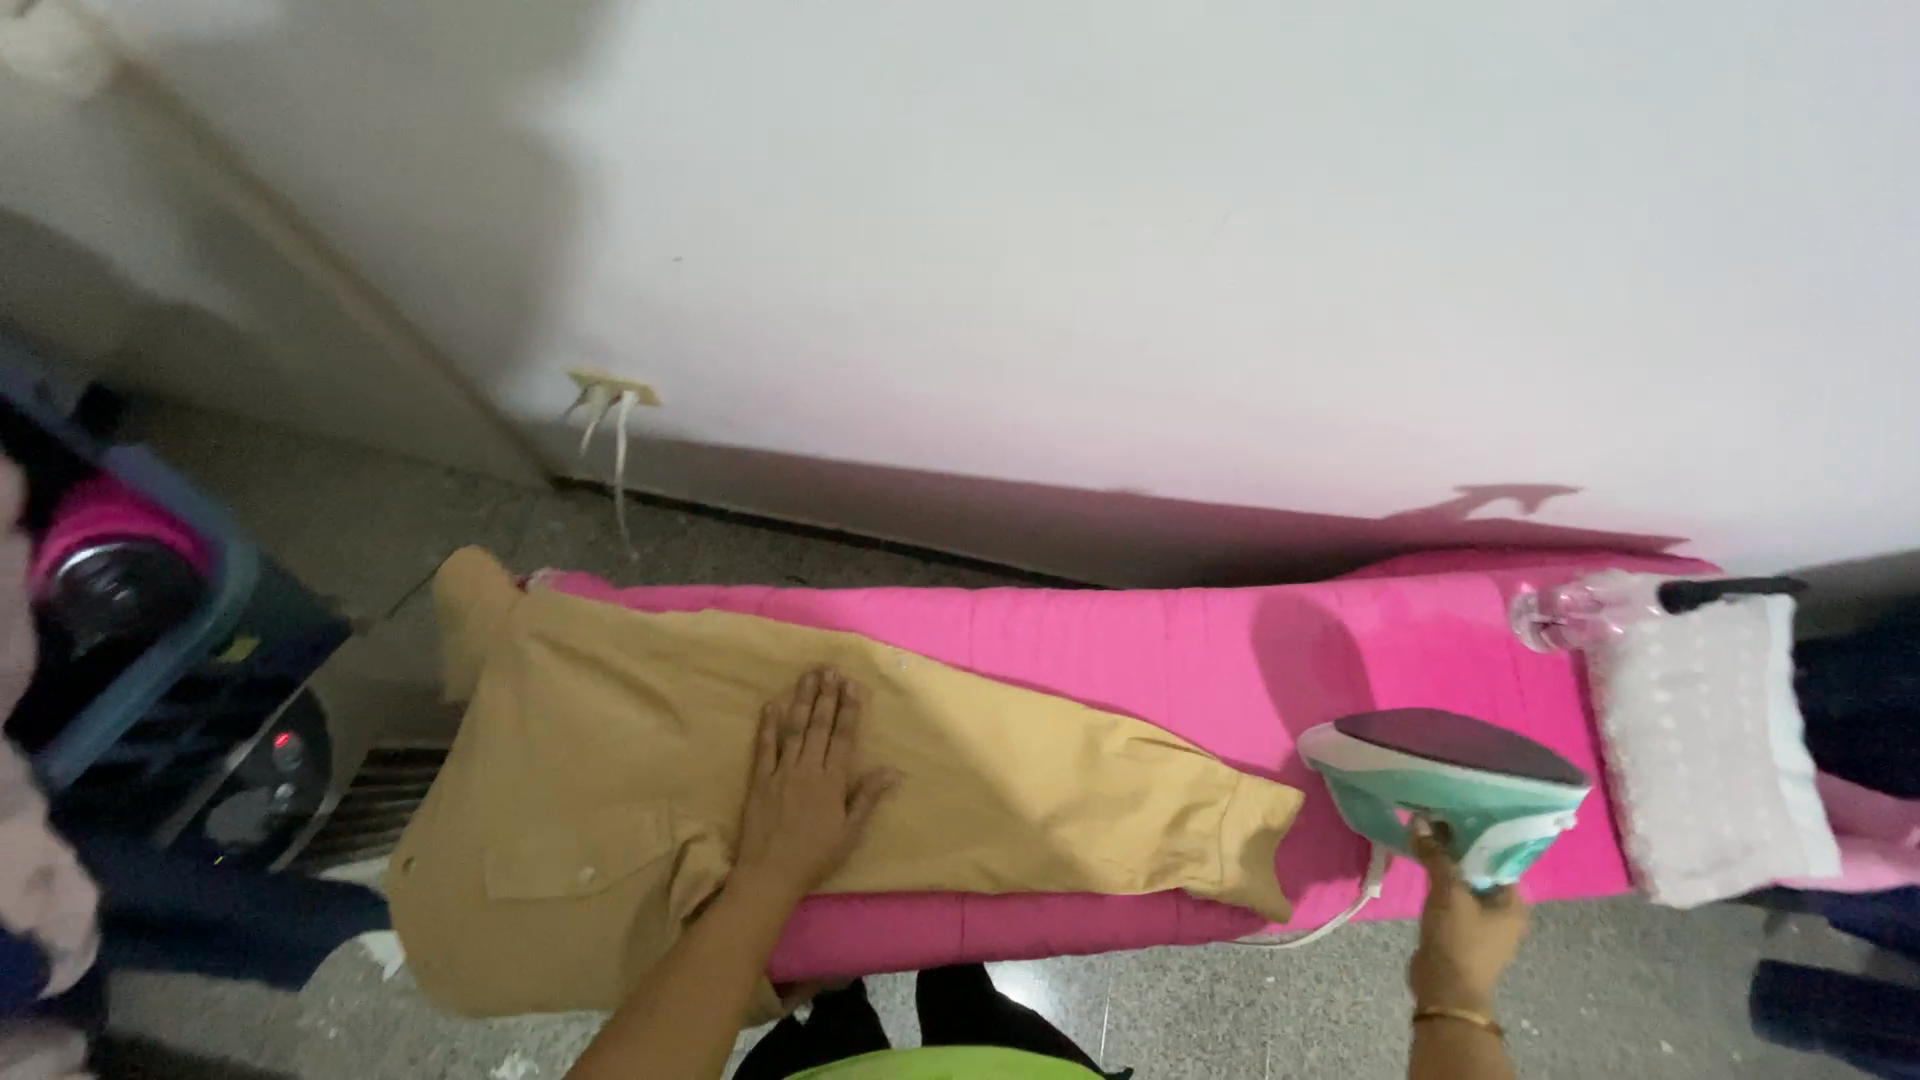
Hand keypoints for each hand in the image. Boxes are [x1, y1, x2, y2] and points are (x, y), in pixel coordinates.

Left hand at [732, 668, 899, 906]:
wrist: (769, 875)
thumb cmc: (815, 856)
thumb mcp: (849, 832)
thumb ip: (867, 798)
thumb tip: (892, 770)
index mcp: (832, 782)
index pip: (844, 737)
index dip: (849, 710)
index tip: (852, 685)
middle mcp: (808, 769)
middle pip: (819, 726)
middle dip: (827, 696)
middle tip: (830, 670)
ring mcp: (781, 772)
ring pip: (794, 729)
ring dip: (801, 700)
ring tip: (808, 676)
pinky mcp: (759, 780)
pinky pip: (764, 747)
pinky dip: (767, 725)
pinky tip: (770, 705)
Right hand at [1406, 816, 1528, 1014]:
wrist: (1445, 988)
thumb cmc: (1458, 938)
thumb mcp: (1447, 891)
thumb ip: (1435, 854)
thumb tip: (1418, 818)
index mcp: (1515, 902)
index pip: (1497, 858)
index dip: (1474, 835)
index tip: (1451, 813)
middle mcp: (1505, 911)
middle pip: (1479, 869)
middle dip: (1456, 848)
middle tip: (1432, 821)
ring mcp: (1484, 923)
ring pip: (1464, 883)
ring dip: (1445, 865)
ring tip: (1423, 838)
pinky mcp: (1463, 931)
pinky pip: (1453, 897)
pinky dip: (1439, 882)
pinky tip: (1421, 868)